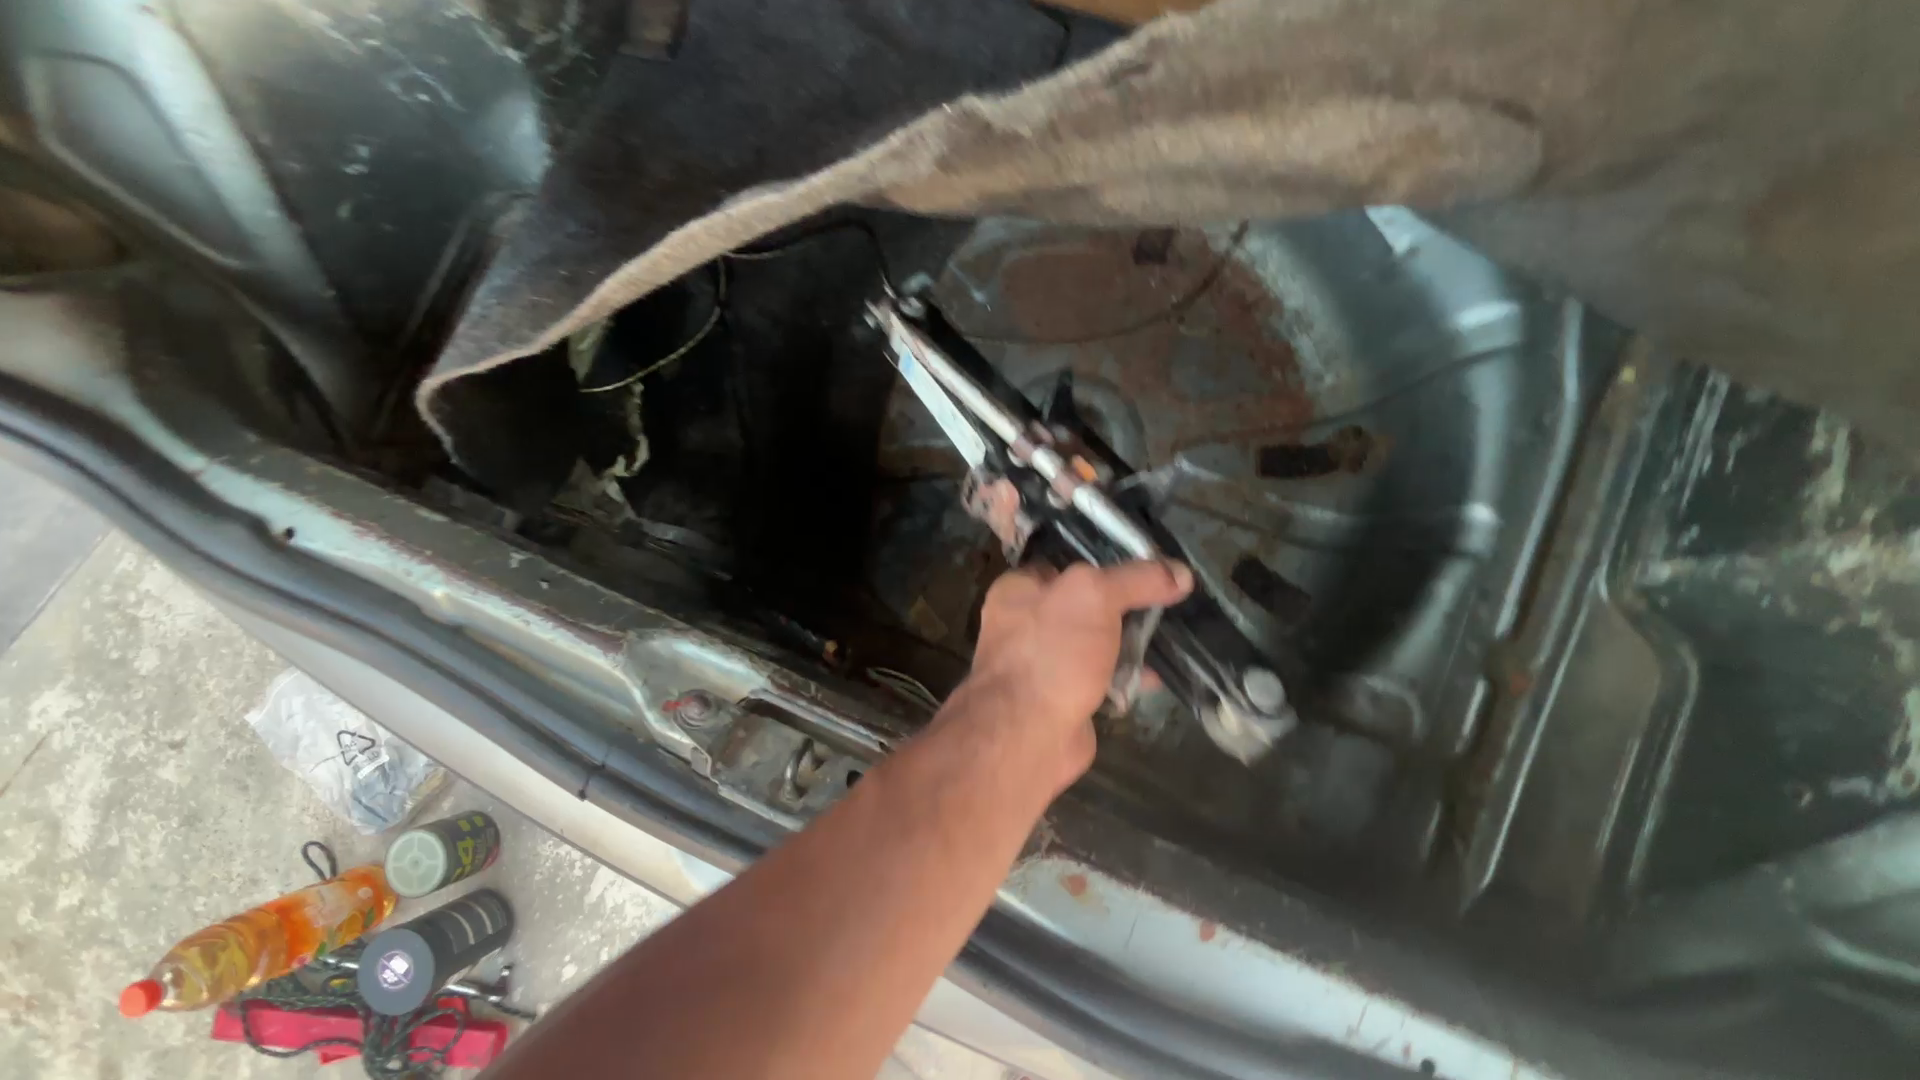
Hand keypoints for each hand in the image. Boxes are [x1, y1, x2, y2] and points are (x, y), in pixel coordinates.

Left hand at [949, 560, 1192, 794]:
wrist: (1026, 734)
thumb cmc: (1051, 652)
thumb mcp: (1095, 596)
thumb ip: (1136, 579)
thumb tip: (1180, 573)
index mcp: (1019, 590)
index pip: (1066, 566)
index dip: (1105, 565)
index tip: (1146, 569)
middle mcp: (1025, 624)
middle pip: (1085, 606)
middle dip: (1124, 609)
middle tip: (1164, 608)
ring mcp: (1043, 664)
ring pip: (1096, 644)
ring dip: (1129, 645)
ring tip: (1168, 643)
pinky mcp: (1061, 698)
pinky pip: (1100, 679)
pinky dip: (1124, 679)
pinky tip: (1152, 680)